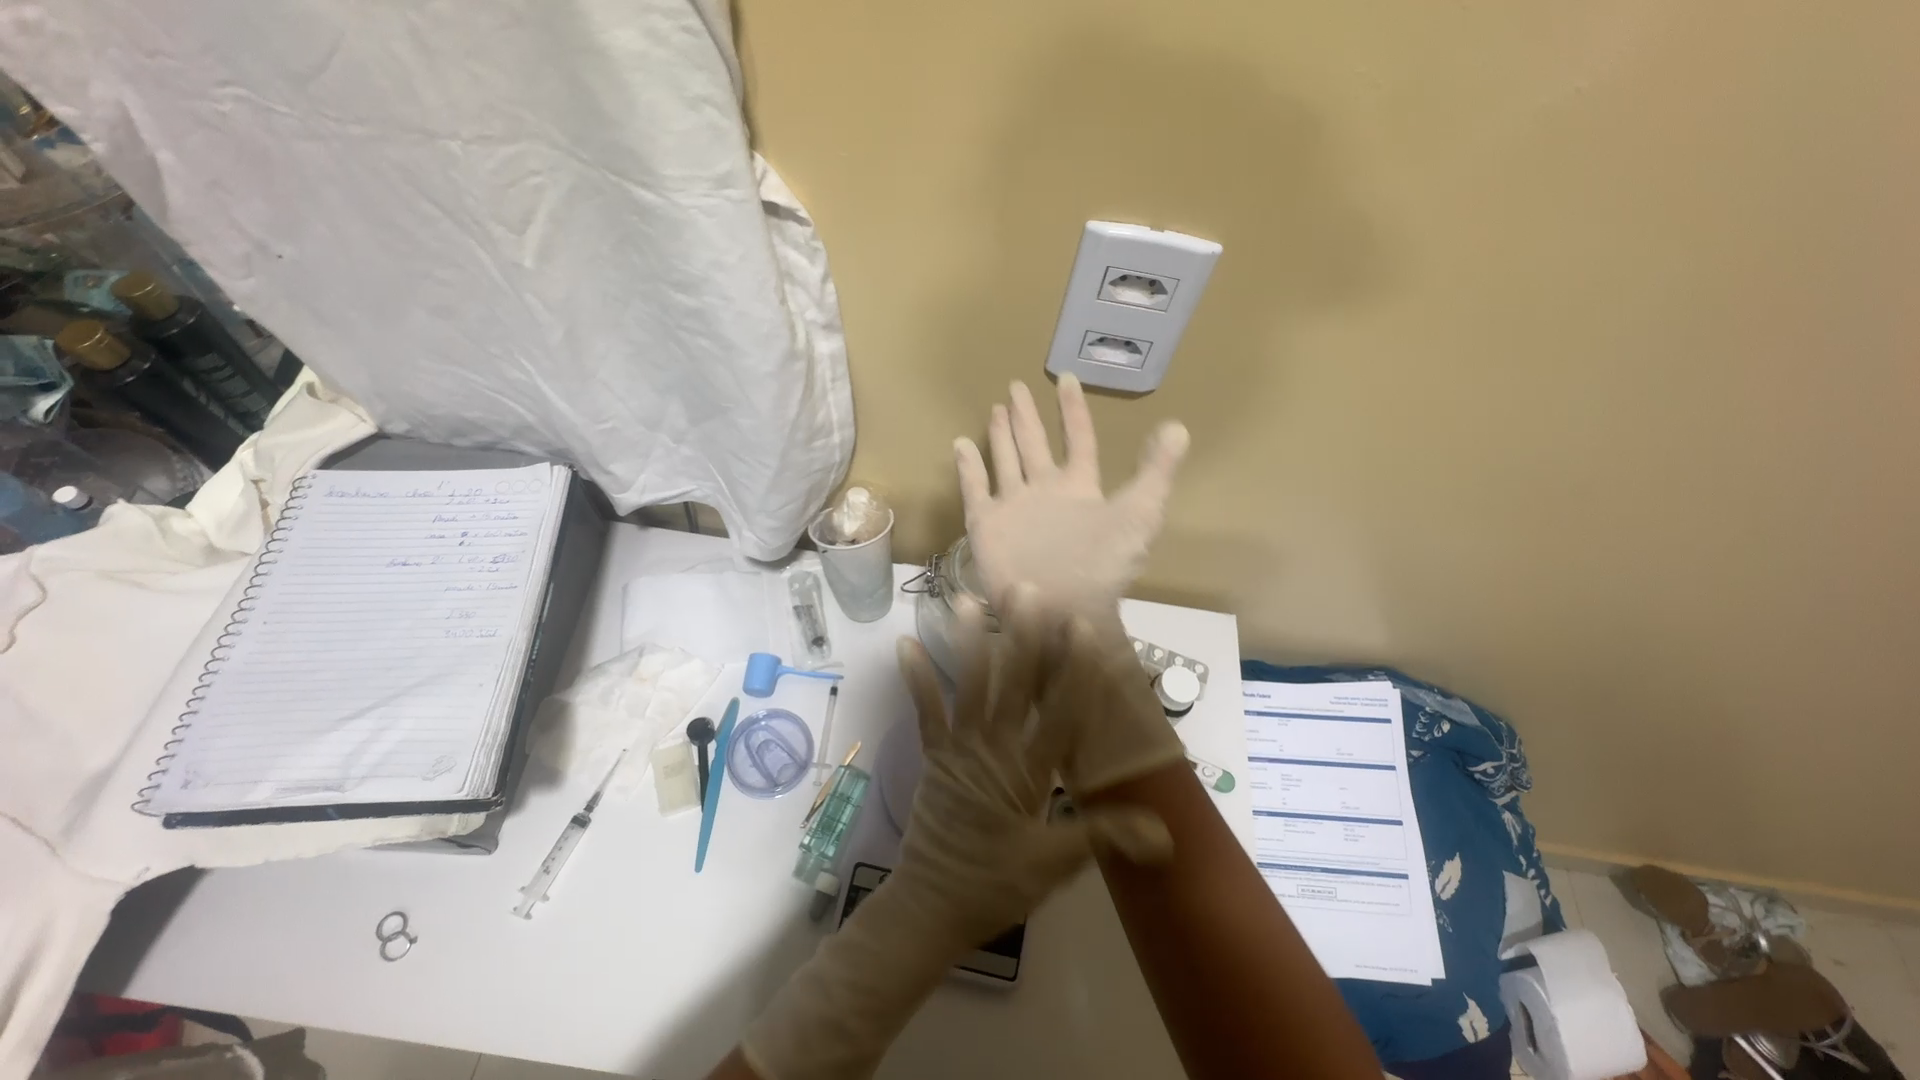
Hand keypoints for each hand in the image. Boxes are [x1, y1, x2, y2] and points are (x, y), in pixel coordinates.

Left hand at [887, 590, 1171, 947]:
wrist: (931, 908)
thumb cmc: (997, 884)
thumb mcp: (1056, 864)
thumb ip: (1105, 836)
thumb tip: (1166, 832)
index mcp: (1030, 772)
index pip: (1061, 712)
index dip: (1074, 670)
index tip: (1084, 627)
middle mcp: (995, 750)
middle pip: (1014, 686)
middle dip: (1023, 638)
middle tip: (1028, 591)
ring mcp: (959, 750)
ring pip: (970, 687)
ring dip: (969, 642)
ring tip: (967, 598)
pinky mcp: (934, 757)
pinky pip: (926, 711)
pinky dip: (917, 678)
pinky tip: (905, 643)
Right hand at [954, 375, 1187, 615]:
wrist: (1061, 610)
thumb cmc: (1101, 565)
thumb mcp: (1139, 514)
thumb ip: (1156, 472)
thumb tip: (1177, 427)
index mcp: (1079, 488)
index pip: (1076, 438)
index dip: (1072, 410)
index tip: (1066, 378)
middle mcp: (1045, 492)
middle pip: (1034, 445)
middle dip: (1026, 417)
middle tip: (1015, 386)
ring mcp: (1014, 507)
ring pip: (1005, 461)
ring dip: (1000, 436)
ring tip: (995, 409)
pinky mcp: (987, 525)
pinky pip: (975, 489)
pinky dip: (968, 468)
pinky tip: (960, 444)